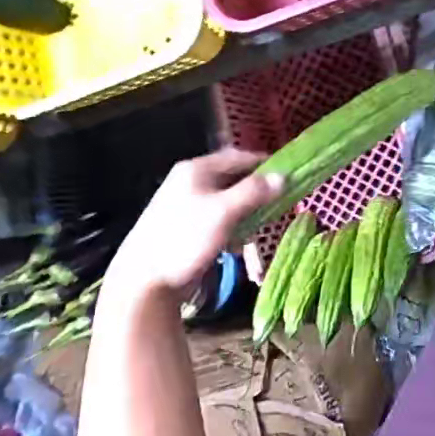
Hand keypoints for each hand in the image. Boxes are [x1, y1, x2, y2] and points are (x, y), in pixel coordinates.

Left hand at [105, 148, 284, 299]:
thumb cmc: (185, 239)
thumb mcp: (223, 212)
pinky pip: (218, 219)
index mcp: (196, 170)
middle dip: (257, 192)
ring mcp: (187, 205)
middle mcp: (191, 182)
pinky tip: (237, 244)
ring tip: (261, 227)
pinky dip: (232, 227)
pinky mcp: (187, 227)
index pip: (238, 157)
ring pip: (228, 200)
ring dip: (247, 212)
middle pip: (233, 178)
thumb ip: (253, 192)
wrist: (145, 278)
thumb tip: (282, 176)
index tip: (290, 176)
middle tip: (280, 203)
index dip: (265, 164)